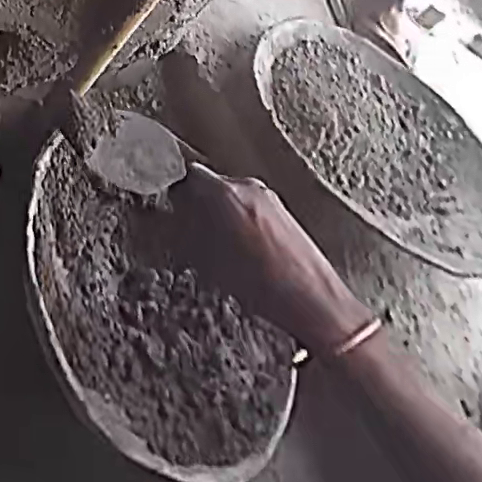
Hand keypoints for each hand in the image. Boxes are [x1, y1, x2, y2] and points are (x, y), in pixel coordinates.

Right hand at [163, 164, 373, 352]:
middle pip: (210, 182)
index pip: (189, 173)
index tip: (164, 196)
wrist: (318, 307)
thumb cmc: (264, 289)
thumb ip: (190, 229)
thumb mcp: (212, 262)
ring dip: (217, 208)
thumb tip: (174, 214)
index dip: (173, 184)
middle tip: (183, 220)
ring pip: (229, 193)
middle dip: (195, 199)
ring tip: (210, 236)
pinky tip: (236, 243)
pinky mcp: (283, 211)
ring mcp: (269, 197)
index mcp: (227, 193)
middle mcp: (249, 186)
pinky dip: (237, 215)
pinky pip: (248, 203)